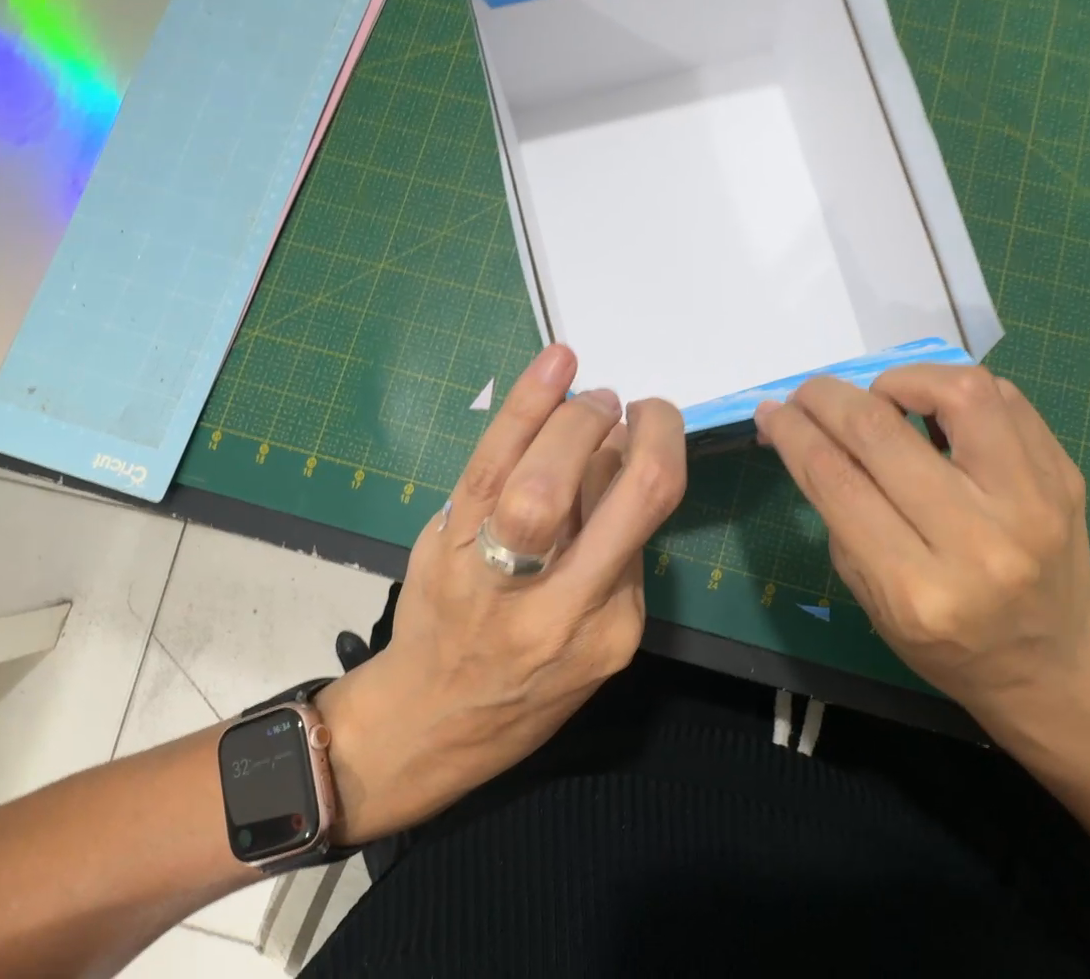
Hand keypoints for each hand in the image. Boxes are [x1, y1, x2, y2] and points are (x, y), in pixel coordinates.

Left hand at [316, 345, 685, 843]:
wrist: (430, 725)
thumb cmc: (526, 692)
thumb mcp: (597, 644)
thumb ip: (616, 558)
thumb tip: (625, 461)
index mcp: (612, 627)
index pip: (650, 512)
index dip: (660, 448)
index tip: (653, 427)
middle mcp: (561, 605)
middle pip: (619, 490)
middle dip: (635, 427)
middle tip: (628, 407)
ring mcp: (495, 577)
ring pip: (544, 477)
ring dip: (577, 416)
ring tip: (591, 396)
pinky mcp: (446, 546)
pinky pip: (488, 467)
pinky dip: (525, 406)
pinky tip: (554, 364)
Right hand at [754, 365, 1089, 736]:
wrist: (1049, 669)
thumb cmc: (946, 646)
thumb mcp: (873, 598)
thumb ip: (842, 517)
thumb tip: (808, 436)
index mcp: (916, 589)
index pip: (837, 481)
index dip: (794, 434)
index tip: (772, 413)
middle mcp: (978, 542)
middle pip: (881, 433)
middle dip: (828, 399)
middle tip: (807, 394)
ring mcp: (1033, 504)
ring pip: (960, 395)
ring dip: (902, 380)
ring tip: (882, 396)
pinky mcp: (1065, 478)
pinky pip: (1005, 400)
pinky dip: (954, 392)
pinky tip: (934, 411)